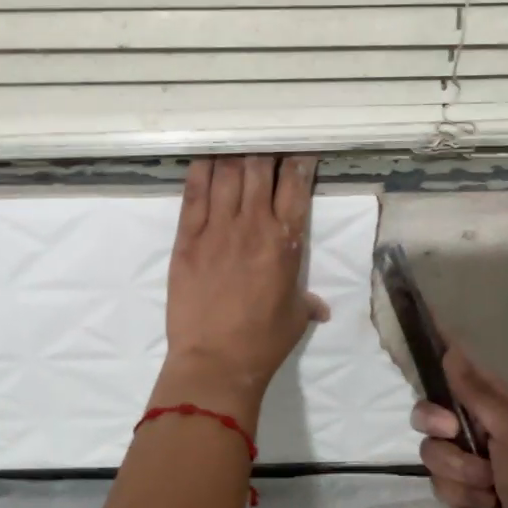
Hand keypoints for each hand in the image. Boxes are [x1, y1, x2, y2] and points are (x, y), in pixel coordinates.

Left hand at [155, 156, 328, 423]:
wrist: (215, 361)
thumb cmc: (262, 342)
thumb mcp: (295, 317)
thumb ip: (307, 302)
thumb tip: (320, 307)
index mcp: (285, 242)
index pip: (295, 184)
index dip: (298, 161)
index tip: (298, 152)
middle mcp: (253, 225)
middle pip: (259, 168)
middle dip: (264, 151)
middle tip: (264, 146)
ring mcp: (217, 229)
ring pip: (227, 174)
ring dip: (234, 156)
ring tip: (236, 148)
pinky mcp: (187, 238)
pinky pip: (194, 194)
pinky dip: (201, 171)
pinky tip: (205, 159)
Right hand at [413, 348, 507, 507]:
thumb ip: (477, 393)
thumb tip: (451, 351)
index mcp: (499, 407)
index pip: (464, 369)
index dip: (444, 350)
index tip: (421, 325)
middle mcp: (478, 429)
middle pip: (432, 408)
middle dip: (437, 422)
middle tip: (452, 432)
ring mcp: (465, 461)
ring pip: (431, 448)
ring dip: (461, 470)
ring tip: (489, 487)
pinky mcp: (455, 492)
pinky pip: (436, 480)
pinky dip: (462, 495)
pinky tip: (484, 507)